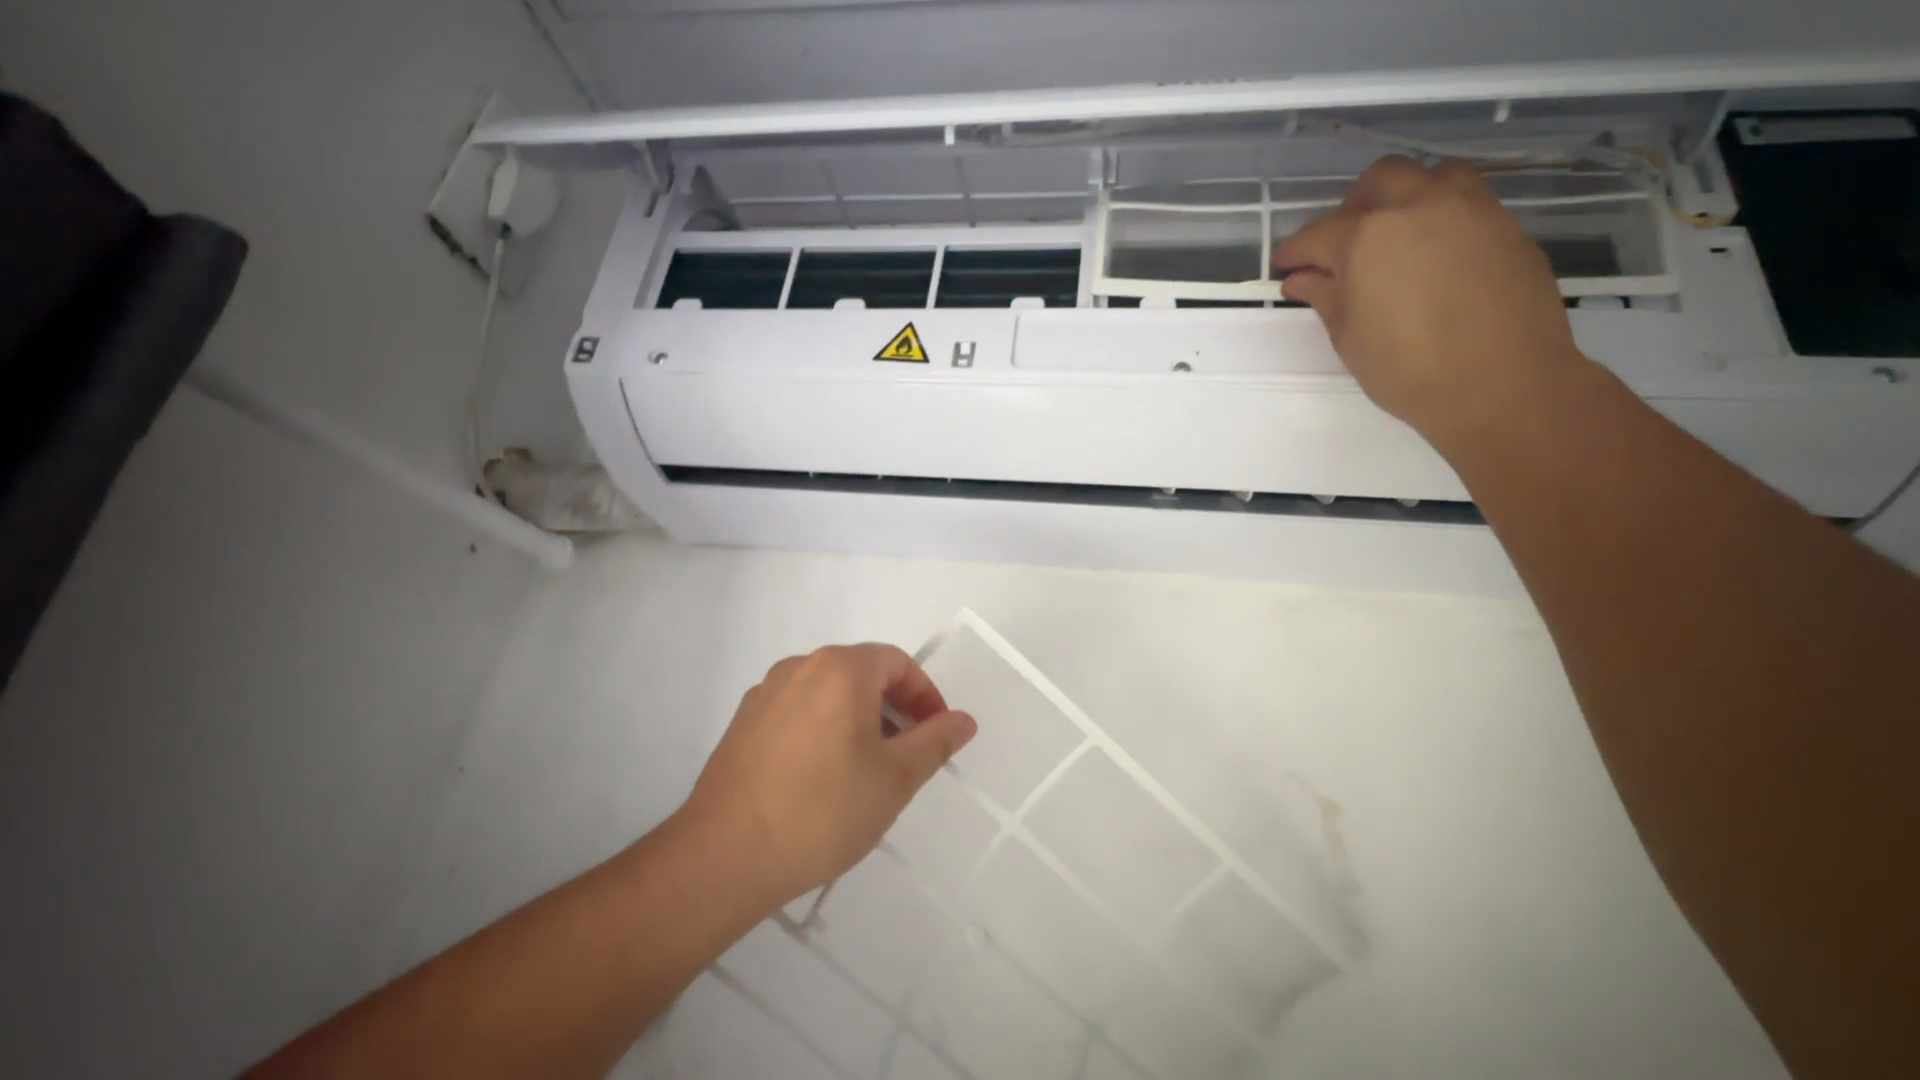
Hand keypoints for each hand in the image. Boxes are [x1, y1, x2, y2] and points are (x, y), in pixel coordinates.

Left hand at [675, 644, 977, 907]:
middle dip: (892, 708)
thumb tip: (962, 720)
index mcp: (840, 670)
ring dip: (857, 720)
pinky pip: (797, 713)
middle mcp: (799, 668)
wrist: (725, 855)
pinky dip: (822, 731)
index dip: (925, 695)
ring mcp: (764, 694)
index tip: (936, 735)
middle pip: (860, 673)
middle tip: (907, 756)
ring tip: (866, 773)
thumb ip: (935, 741)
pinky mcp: (742, 724)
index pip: (896, 663)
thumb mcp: (895, 779)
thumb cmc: (824, 811)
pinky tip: (821, 780)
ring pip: (827, 694)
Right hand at [1275, 154, 1594, 445]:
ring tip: (1399, 234)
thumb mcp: (1350, 339)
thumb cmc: (1410, 370)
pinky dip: (1444, 216)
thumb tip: (1303, 279)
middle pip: (1379, 180)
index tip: (1286, 266)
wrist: (1504, 385)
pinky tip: (1438, 255)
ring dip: (1407, 195)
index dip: (1295, 252)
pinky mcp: (1506, 226)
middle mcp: (1416, 208)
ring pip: (1432, 176)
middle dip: (1354, 205)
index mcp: (1366, 238)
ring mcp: (1469, 210)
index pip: (1317, 235)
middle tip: (1345, 243)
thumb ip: (1325, 298)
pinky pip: (1468, 202)